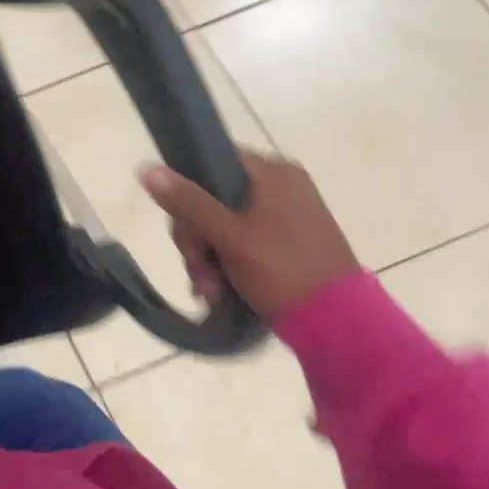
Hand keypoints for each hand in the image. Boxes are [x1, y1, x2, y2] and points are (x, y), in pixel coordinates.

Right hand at [140, 151, 361, 319]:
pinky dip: (224, 263)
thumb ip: (188, 202)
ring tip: (209, 289)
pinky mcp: (286, 241)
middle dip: (196, 239)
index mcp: (273, 173)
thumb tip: (147, 168)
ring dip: (206, 257)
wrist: (341, 326)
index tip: (185, 228)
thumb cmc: (284, 271)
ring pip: (219, 223)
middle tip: (199, 269)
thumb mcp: (229, 236)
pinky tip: (218, 289)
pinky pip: (239, 240)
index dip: (186, 192)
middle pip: (209, 197)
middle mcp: (281, 186)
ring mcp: (285, 214)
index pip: (210, 161)